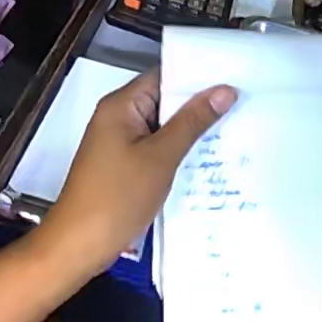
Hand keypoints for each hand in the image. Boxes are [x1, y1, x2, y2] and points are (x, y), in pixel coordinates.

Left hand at [34, 68, 234, 277]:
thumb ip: (193, 121)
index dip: (198, 75)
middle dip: (201, 103)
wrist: (77, 247)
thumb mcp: (161, 156)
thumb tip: (224, 90)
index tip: (234, 77)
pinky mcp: (125, 164)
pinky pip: (158, 146)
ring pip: (164, 125)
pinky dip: (180, 149)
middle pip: (166, 99)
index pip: (164, 75)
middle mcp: (119, 117)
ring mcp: (121, 142)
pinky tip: (210, 155)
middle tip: (244, 102)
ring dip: (193, 128)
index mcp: (121, 105)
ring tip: (236, 125)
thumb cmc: (117, 197)